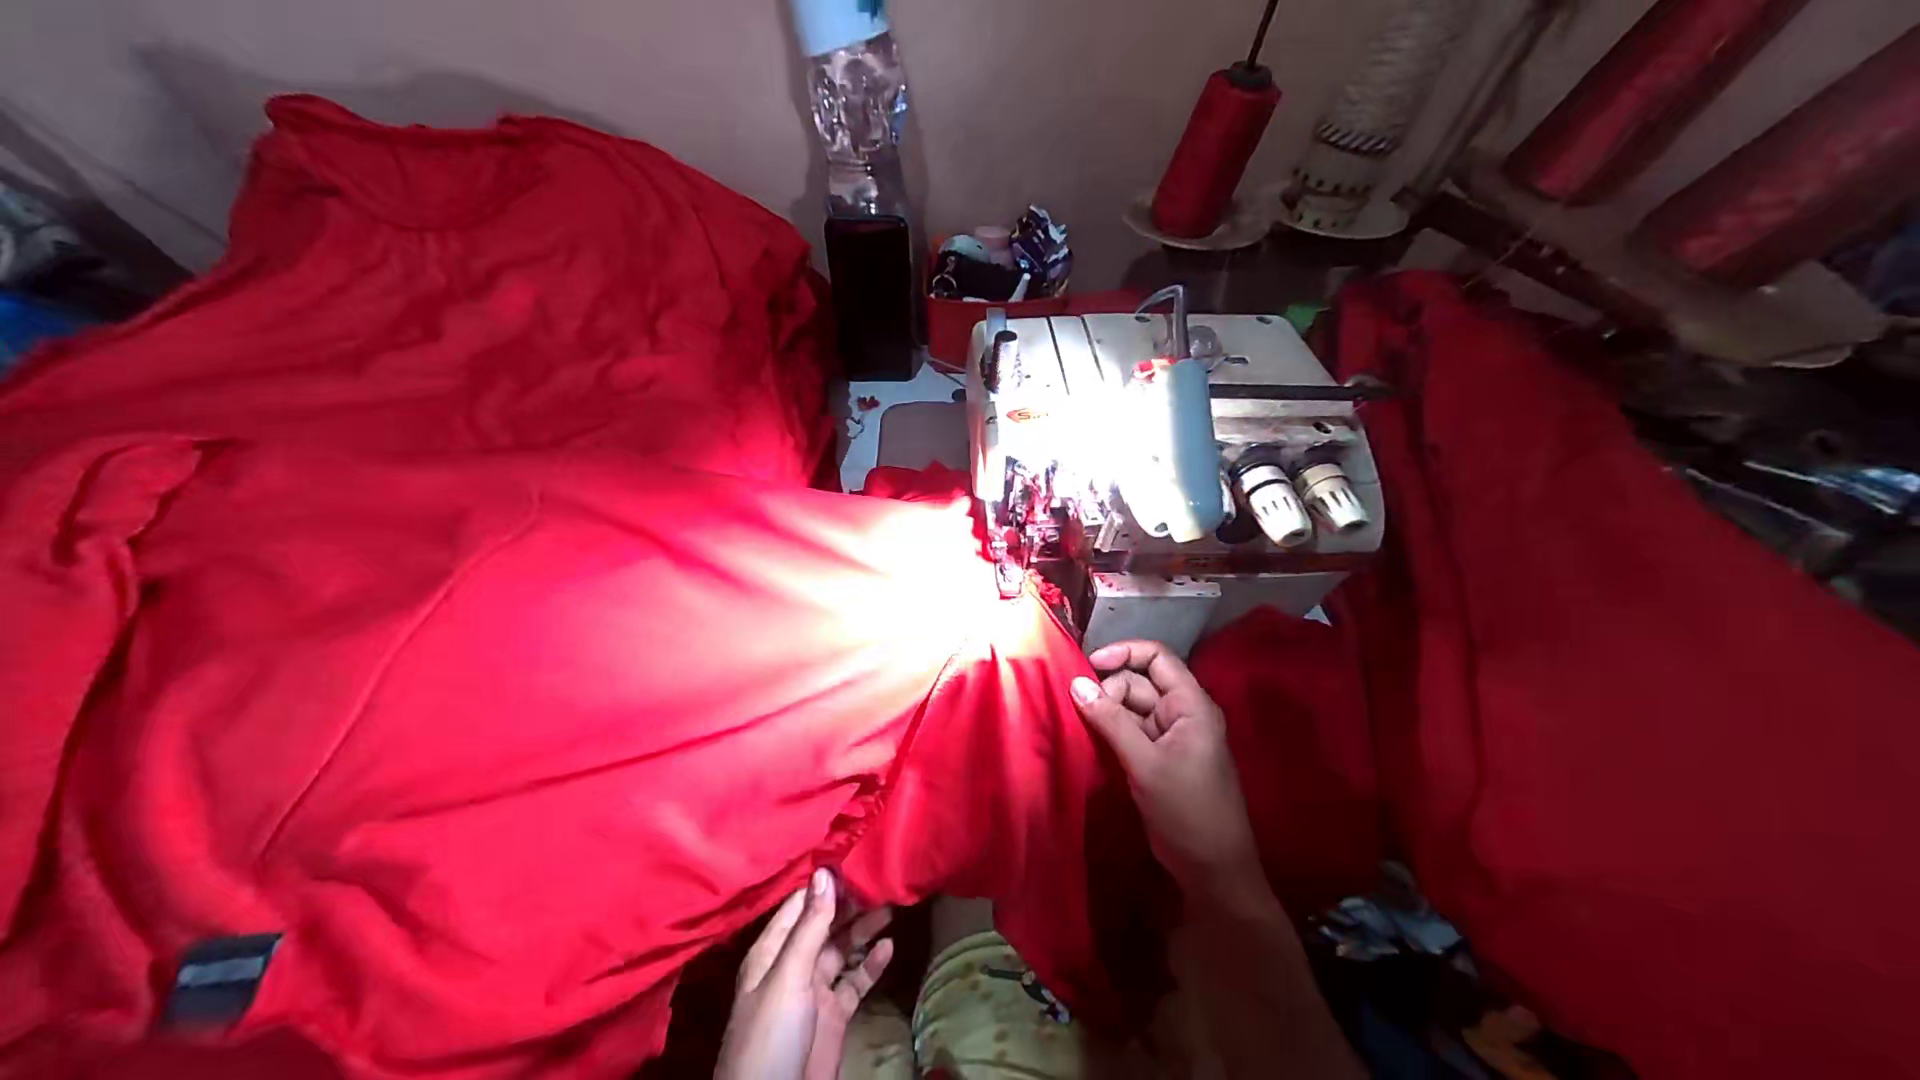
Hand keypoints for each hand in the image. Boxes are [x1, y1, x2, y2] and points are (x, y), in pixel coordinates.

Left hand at [716, 868, 894, 1079]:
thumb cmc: (770, 1038)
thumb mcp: (788, 977)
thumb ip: (809, 927)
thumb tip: (824, 873)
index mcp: (772, 953)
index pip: (799, 905)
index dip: (825, 883)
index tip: (854, 859)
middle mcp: (793, 966)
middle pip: (824, 925)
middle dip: (849, 904)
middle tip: (880, 879)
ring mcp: (814, 992)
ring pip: (842, 949)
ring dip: (864, 930)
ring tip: (891, 906)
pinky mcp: (834, 1016)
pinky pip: (855, 982)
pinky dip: (871, 964)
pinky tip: (890, 947)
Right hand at [1071, 640, 1265, 903]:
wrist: (1213, 870)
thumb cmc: (1187, 811)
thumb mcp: (1145, 763)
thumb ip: (1111, 721)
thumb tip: (1076, 683)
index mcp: (1191, 705)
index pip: (1157, 657)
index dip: (1123, 653)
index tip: (1088, 665)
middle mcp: (1182, 713)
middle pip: (1139, 682)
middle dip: (1108, 689)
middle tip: (1082, 712)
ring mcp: (1170, 736)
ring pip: (1131, 707)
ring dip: (1106, 711)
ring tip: (1081, 725)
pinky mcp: (1158, 757)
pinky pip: (1130, 730)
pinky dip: (1110, 730)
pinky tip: (1089, 737)